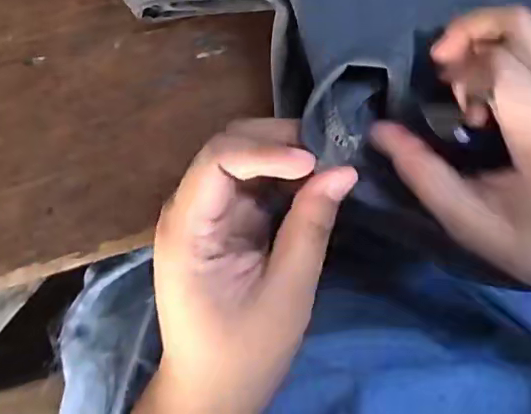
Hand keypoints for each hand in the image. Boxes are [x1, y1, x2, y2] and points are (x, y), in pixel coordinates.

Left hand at [139, 119, 357, 413]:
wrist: (210, 396)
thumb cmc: (242, 355)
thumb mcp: (286, 296)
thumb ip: (311, 227)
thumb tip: (344, 170)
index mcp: (186, 227)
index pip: (218, 159)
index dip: (265, 151)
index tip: (311, 162)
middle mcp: (188, 206)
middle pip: (228, 144)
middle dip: (278, 141)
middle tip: (327, 151)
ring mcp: (205, 208)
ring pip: (241, 152)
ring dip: (283, 151)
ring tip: (325, 160)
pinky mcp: (223, 216)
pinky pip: (252, 175)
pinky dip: (284, 170)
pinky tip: (311, 177)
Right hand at [371, 7, 530, 305]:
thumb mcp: (469, 221)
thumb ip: (422, 172)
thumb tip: (379, 130)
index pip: (500, 60)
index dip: (461, 64)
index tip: (441, 91)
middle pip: (519, 23)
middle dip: (470, 27)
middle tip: (442, 62)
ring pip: (526, 30)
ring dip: (482, 40)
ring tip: (459, 84)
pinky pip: (530, 50)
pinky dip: (497, 54)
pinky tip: (480, 98)